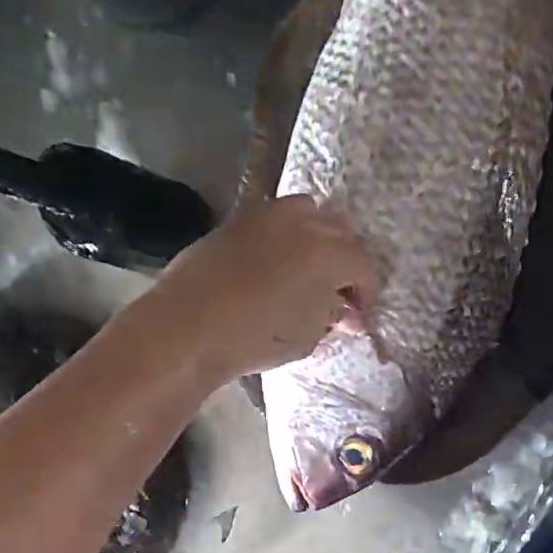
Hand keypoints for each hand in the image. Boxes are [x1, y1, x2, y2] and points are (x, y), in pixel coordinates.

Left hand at [139, 195, 376, 379]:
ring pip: (308, 213)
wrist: (186, 327)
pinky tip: (274, 264)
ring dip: (317, 238)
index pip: (363, 265)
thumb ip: (330, 316)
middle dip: (346, 261)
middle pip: (340, 231)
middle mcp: (302, 223)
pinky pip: (274, 218)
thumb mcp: (305, 337)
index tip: (359, 315)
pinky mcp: (236, 220)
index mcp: (327, 253)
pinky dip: (285, 236)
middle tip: (338, 292)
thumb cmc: (254, 339)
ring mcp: (266, 215)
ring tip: (308, 270)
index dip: (366, 291)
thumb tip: (340, 308)